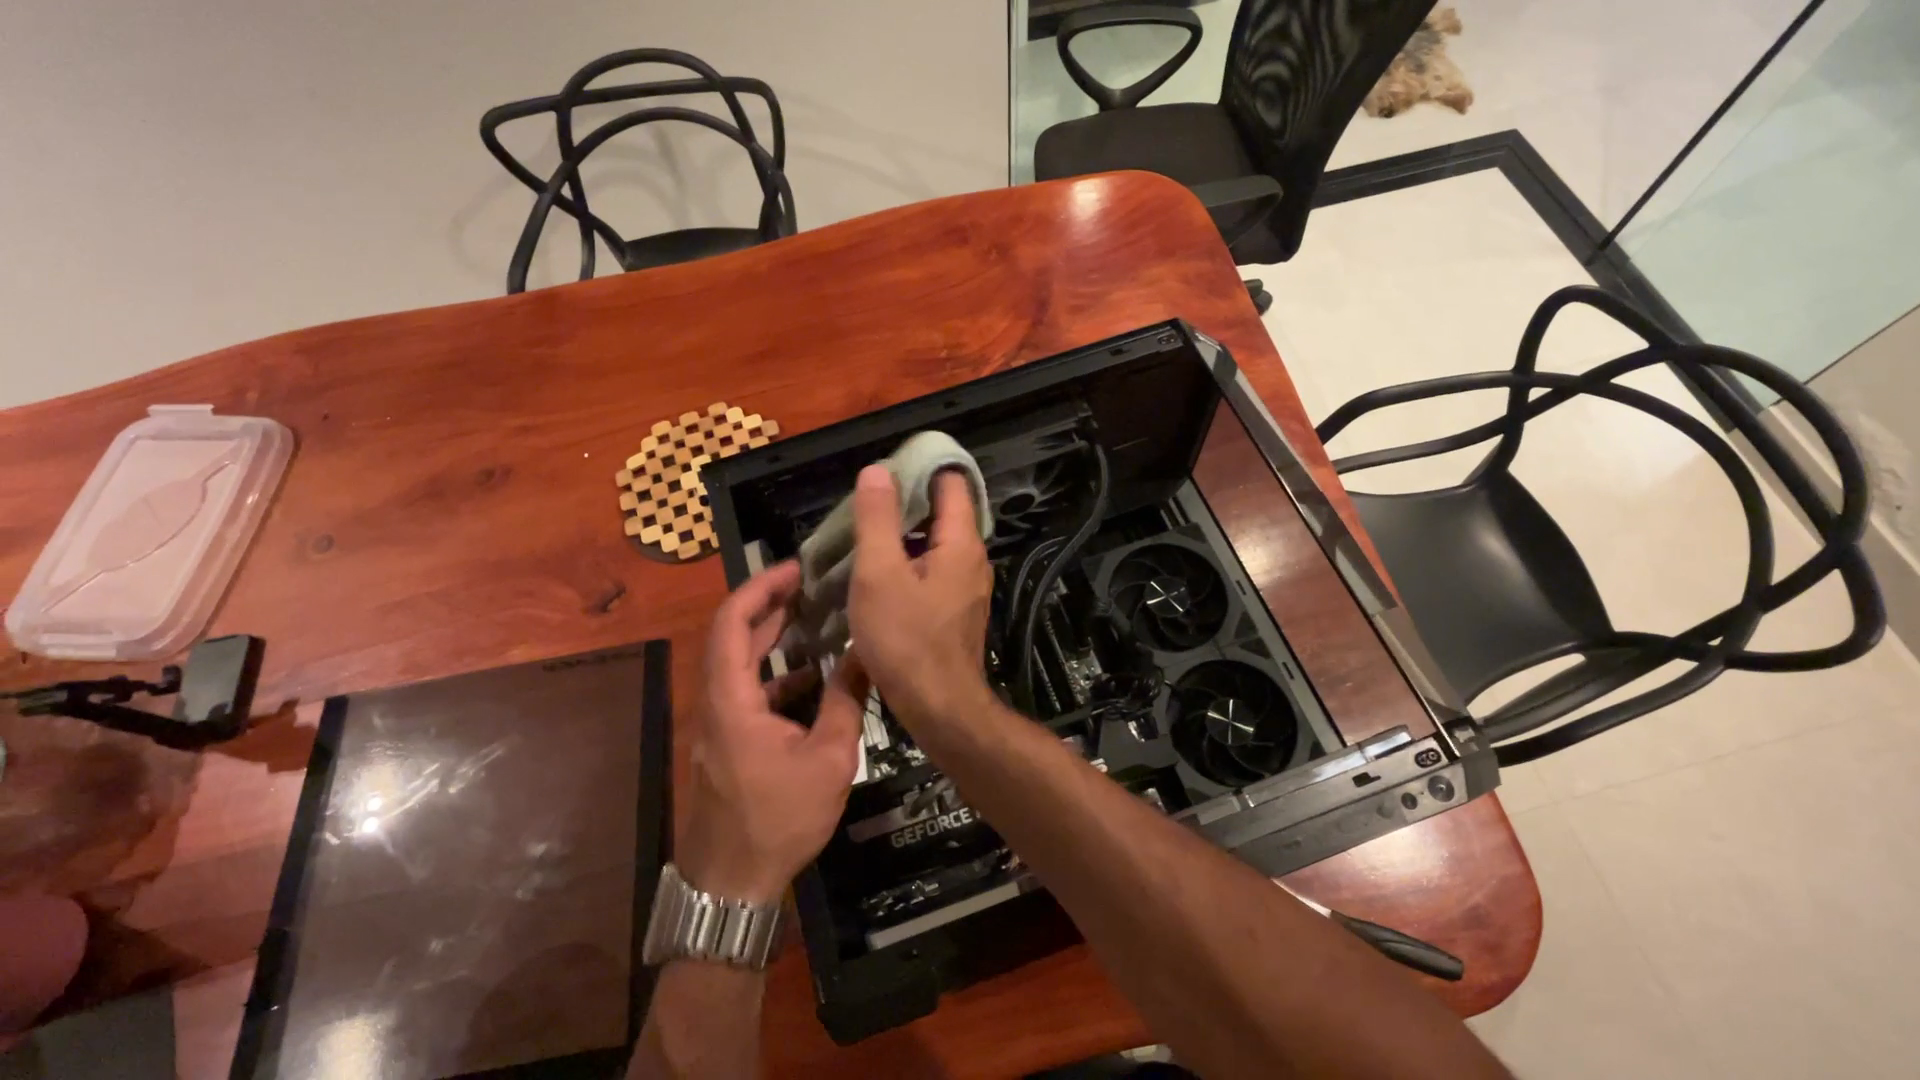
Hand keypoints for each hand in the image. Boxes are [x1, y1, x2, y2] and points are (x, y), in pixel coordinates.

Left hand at [680, 561, 865, 903]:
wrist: (730, 885)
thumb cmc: (778, 820)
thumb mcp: (827, 760)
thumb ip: (844, 702)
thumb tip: (867, 654)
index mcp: (731, 699)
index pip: (732, 623)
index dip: (760, 588)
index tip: (795, 569)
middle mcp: (715, 705)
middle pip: (732, 638)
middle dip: (769, 606)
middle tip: (810, 585)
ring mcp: (717, 728)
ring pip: (739, 668)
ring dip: (772, 642)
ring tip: (815, 623)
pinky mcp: (725, 747)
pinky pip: (745, 696)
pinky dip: (774, 678)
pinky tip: (811, 682)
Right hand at [846, 465, 996, 730]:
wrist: (937, 707)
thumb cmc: (906, 640)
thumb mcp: (880, 573)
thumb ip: (877, 519)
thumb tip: (878, 471)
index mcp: (961, 543)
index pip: (951, 482)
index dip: (919, 467)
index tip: (883, 469)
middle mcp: (971, 559)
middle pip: (942, 512)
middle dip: (904, 503)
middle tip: (862, 505)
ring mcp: (966, 587)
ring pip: (933, 544)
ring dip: (901, 537)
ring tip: (861, 537)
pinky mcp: (954, 611)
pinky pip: (931, 571)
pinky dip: (906, 564)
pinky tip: (875, 576)